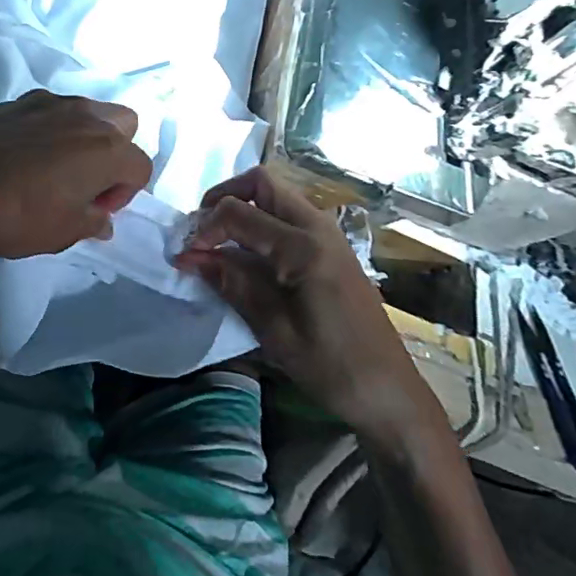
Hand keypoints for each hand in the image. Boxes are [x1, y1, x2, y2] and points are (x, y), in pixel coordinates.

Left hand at [0, 90, 153, 261]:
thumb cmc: (14, 218)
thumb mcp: (63, 233)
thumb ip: (92, 221)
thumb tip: (100, 218)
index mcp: (106, 147)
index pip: (140, 166)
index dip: (124, 194)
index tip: (95, 212)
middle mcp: (82, 115)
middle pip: (123, 123)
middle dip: (115, 151)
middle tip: (85, 184)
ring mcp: (46, 103)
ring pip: (85, 111)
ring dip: (84, 137)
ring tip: (54, 170)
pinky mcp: (13, 104)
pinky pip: (49, 111)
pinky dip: (50, 129)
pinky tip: (22, 157)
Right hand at [175, 167, 442, 444]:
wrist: (389, 392)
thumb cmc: (331, 365)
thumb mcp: (274, 330)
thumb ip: (232, 283)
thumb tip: (190, 257)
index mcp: (304, 248)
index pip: (238, 213)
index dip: (205, 230)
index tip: (186, 257)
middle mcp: (318, 228)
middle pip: (260, 183)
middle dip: (223, 198)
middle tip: (201, 230)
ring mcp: (328, 235)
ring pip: (275, 194)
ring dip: (242, 207)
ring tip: (218, 242)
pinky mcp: (330, 247)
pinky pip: (287, 215)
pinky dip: (259, 220)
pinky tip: (246, 254)